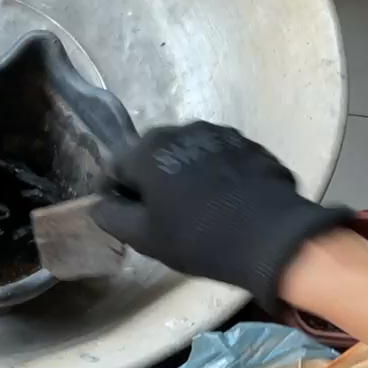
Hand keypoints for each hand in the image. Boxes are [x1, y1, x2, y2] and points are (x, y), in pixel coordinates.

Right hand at [93, 121, 353, 310]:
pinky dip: (211, 175)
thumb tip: (99, 205)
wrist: (268, 236)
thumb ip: (112, 216)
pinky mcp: (248, 144)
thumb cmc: (195, 237)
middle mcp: (180, 129)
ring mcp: (218, 133)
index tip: (122, 215)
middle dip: (149, 180)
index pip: (115, 167)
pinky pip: (216, 159)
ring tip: (191, 207)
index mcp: (147, 151)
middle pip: (151, 156)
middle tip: (157, 214)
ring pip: (185, 154)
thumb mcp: (142, 236)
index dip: (115, 193)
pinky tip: (220, 202)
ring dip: (181, 175)